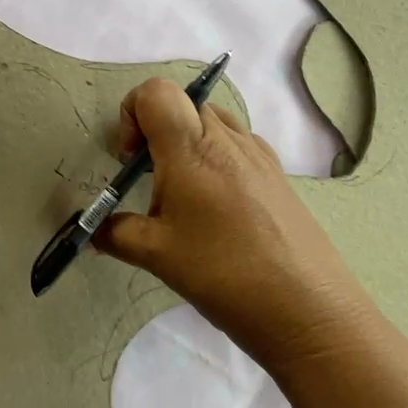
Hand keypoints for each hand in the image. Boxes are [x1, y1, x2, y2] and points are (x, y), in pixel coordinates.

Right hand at [93, 78, 407, 407]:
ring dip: (190, 139)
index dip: (131, 111)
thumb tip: (94, 230)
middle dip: (157, 127)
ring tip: (185, 188)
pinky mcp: (282, 180)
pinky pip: (242, 145)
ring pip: (215, 120)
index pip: (155, 92)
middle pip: (184, 101)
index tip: (130, 157)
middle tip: (151, 174)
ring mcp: (260, 158)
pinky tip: (220, 206)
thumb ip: (115, 232)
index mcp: (191, 147)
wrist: (313, 316)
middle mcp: (227, 140)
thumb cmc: (225, 273)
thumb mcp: (156, 255)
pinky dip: (220, 158)